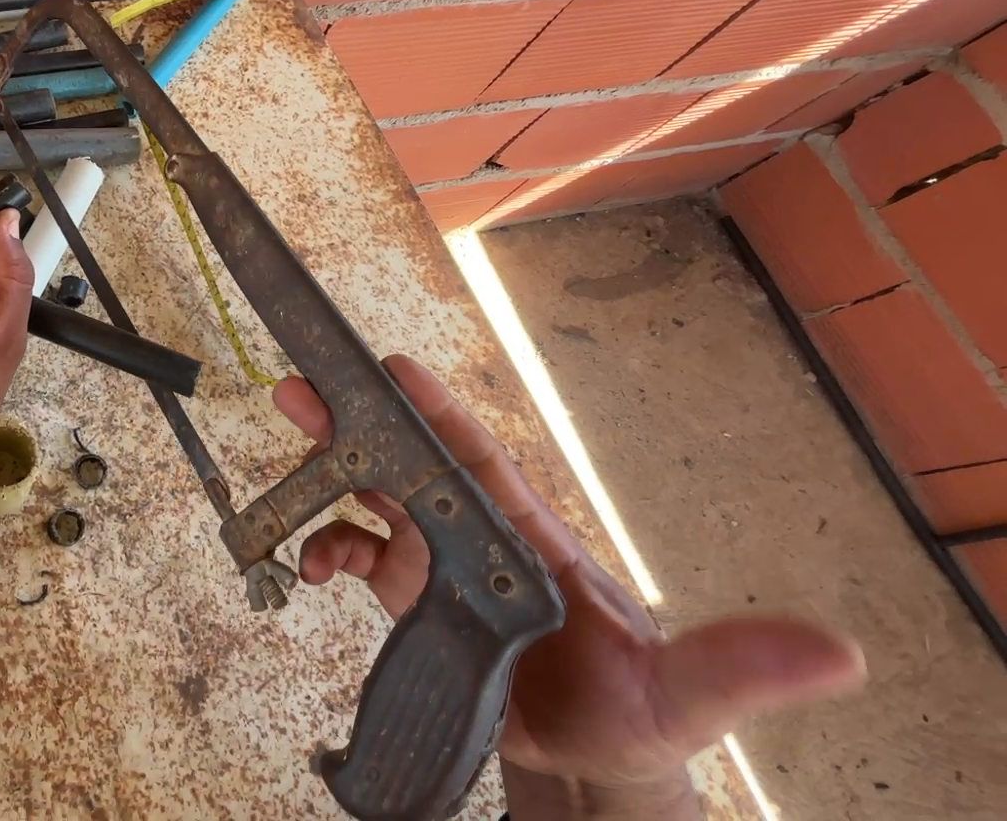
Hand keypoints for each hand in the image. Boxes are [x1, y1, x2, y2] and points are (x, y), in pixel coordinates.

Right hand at [278, 356, 864, 810]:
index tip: (392, 369)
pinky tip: (309, 569)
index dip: (434, 411)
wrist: (577, 753)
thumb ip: (734, 669)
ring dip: (323, 471)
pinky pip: (352, 553)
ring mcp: (432, 556)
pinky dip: (323, 550)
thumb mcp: (684, 696)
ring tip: (289, 462)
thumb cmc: (627, 711)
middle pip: (403, 460)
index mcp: (522, 529)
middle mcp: (469, 529)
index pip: (475, 457)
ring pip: (368, 494)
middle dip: (352, 421)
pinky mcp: (404, 590)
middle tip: (302, 393)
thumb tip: (834, 652)